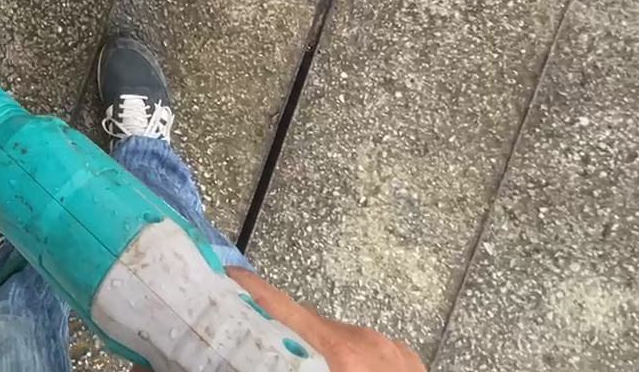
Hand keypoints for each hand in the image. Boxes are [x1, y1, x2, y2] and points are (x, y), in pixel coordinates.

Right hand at [224, 268, 425, 371]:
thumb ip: (291, 365)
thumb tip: (259, 359)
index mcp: (340, 353)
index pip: (283, 305)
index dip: (251, 288)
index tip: (227, 275)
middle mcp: (365, 342)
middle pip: (310, 324)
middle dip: (291, 338)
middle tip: (278, 355)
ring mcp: (393, 349)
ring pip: (341, 339)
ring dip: (327, 354)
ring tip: (320, 370)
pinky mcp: (411, 360)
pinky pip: (371, 350)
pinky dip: (358, 362)